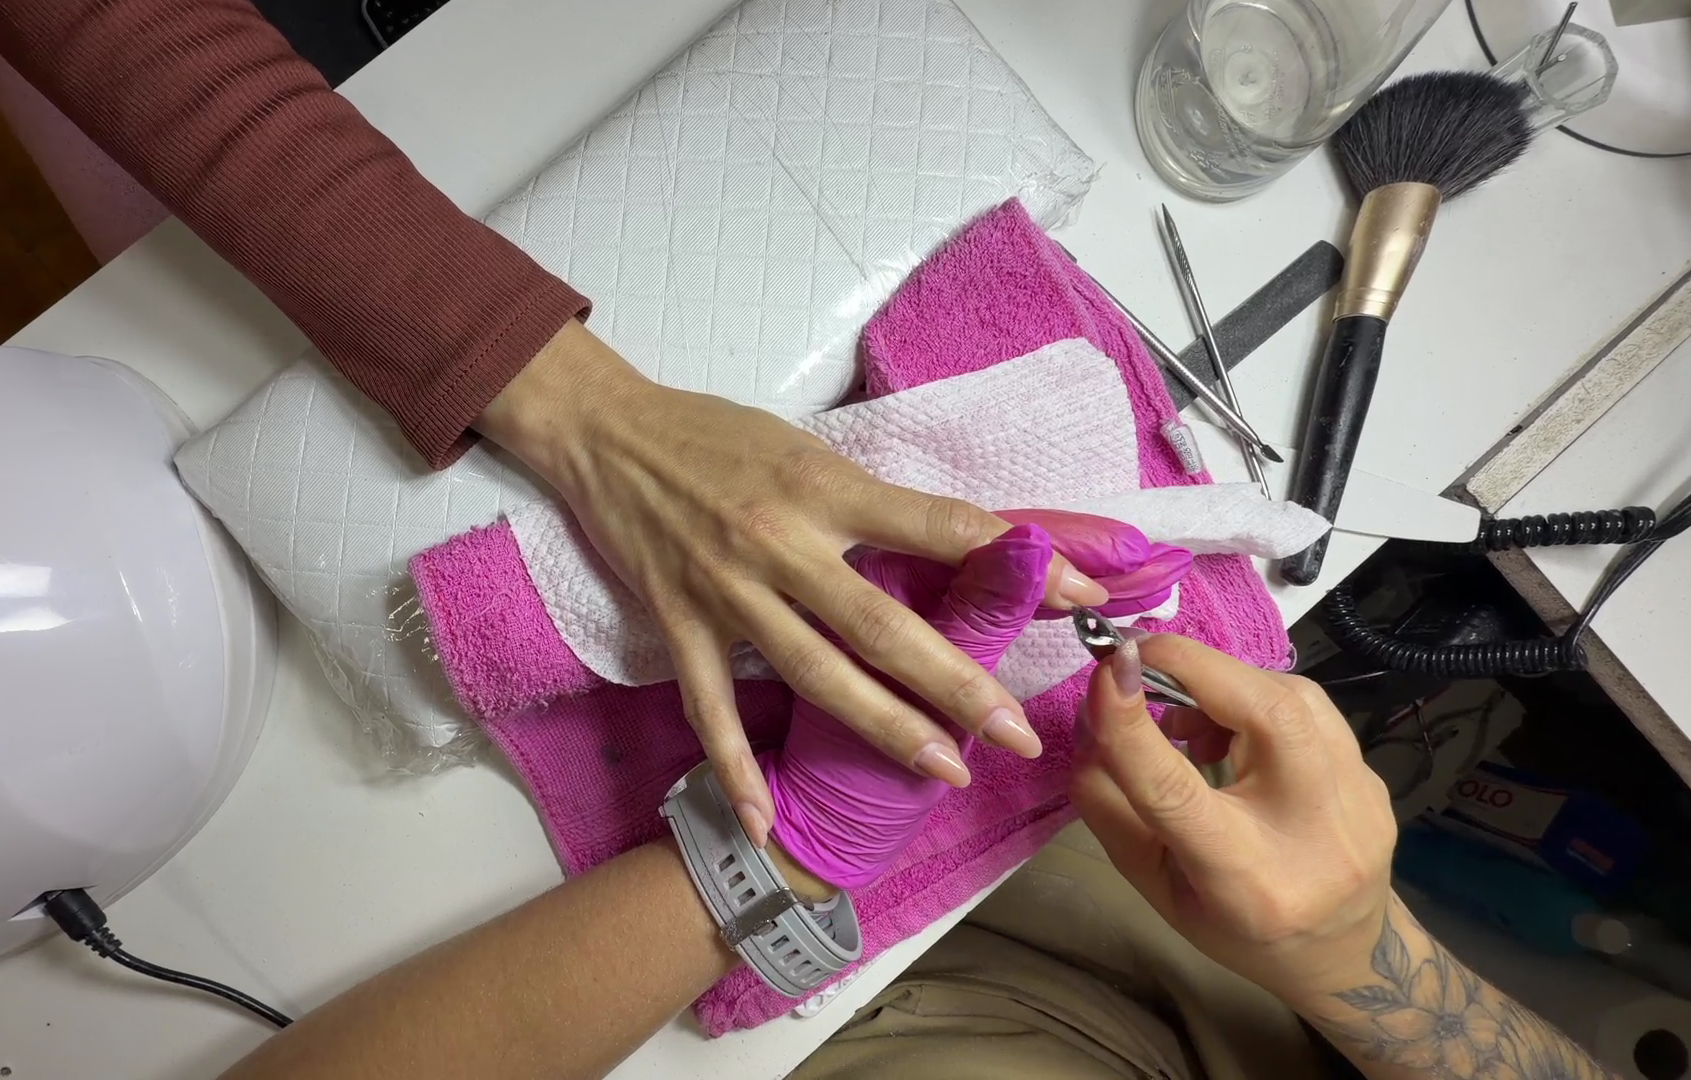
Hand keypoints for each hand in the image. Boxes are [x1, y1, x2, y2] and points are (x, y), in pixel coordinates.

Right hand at [478, 322, 1106, 844]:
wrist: (609, 433)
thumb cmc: (710, 430)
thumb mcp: (801, 446)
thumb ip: (861, 496)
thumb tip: (932, 539)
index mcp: (822, 486)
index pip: (937, 526)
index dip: (1016, 557)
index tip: (1081, 591)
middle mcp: (781, 544)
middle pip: (883, 625)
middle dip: (957, 683)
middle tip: (1017, 733)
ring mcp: (727, 591)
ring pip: (815, 673)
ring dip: (882, 727)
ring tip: (944, 771)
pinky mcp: (678, 622)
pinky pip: (710, 705)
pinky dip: (735, 765)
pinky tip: (764, 820)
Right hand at [1068, 634, 1397, 1003]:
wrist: (1345, 958)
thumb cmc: (1225, 922)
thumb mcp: (1144, 877)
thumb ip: (1105, 798)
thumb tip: (1092, 715)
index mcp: (1244, 882)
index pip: (1177, 792)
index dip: (1134, 725)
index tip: (1103, 667)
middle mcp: (1315, 838)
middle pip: (1270, 718)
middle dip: (1193, 666)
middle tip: (1135, 655)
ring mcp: (1360, 803)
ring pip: (1290, 697)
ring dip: (1218, 681)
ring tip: (1181, 715)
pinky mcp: (1372, 775)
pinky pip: (1305, 706)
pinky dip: (1249, 695)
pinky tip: (1226, 726)